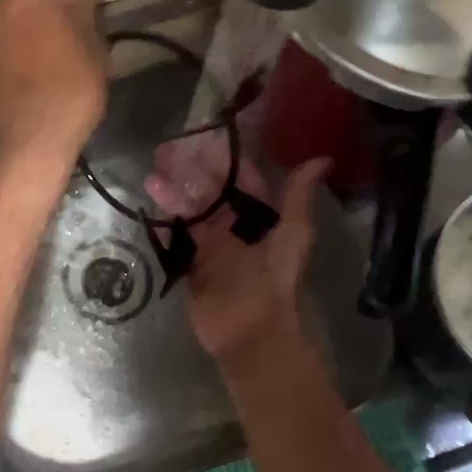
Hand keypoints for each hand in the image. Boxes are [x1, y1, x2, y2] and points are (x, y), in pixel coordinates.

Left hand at [0, 0, 108, 171]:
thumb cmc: (68, 95)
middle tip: (72, 30)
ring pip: (11, 23)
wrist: (26, 150)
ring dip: (31, 32)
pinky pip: (4, 50)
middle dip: (43, 4)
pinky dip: (19, 57)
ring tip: (57, 61)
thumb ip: (87, 9)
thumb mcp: (93, 50)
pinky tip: (39, 82)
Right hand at [147, 140, 330, 368]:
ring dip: (172, 194)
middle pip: (209, 194)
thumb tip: (322, 159)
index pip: (240, 181)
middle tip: (164, 151)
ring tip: (152, 177)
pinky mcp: (192, 269)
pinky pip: (177, 241)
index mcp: (261, 220)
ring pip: (190, 214)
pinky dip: (165, 224)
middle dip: (189, 172)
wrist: (250, 333)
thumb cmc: (272, 283)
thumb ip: (298, 197)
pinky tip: (150, 207)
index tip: (202, 137)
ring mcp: (211, 249)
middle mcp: (235, 230)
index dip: (223, 160)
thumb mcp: (292, 235)